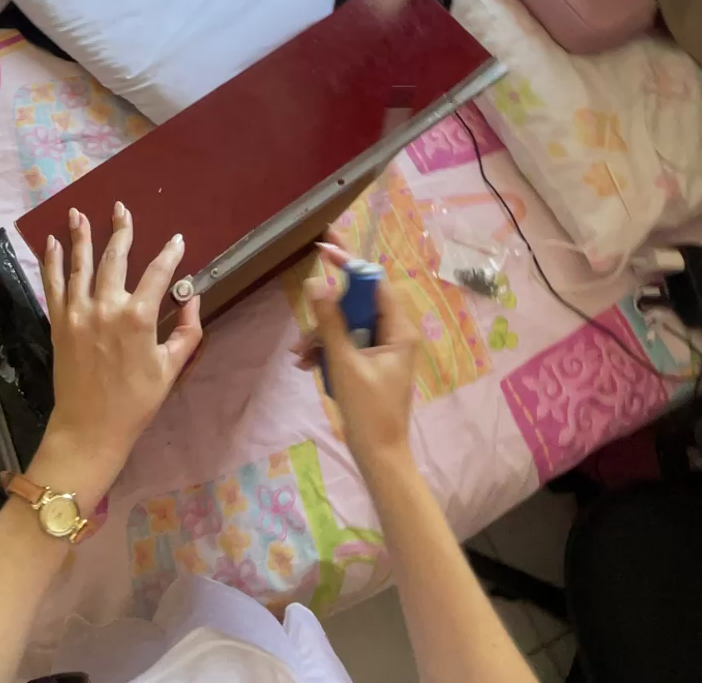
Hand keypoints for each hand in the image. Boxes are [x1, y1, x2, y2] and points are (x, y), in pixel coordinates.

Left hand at [36, 203, 202, 500]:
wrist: (90, 428)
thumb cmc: (135, 401)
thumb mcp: (171, 369)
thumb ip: (188, 331)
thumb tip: (194, 299)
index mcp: (138, 317)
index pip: (158, 274)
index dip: (170, 254)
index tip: (177, 240)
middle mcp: (106, 306)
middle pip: (115, 258)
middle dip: (121, 230)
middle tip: (122, 209)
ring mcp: (78, 312)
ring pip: (80, 264)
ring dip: (80, 236)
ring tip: (78, 212)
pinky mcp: (59, 322)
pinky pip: (54, 284)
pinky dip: (51, 262)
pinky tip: (51, 242)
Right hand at [293, 240, 417, 470]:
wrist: (379, 455)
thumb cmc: (369, 410)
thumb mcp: (345, 363)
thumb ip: (330, 321)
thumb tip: (316, 283)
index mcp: (399, 330)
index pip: (374, 282)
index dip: (349, 263)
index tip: (324, 247)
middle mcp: (394, 333)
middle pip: (357, 302)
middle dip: (327, 312)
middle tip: (305, 323)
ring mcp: (382, 347)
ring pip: (346, 322)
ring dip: (321, 334)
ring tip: (302, 355)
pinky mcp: (370, 360)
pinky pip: (344, 341)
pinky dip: (325, 348)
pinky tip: (307, 363)